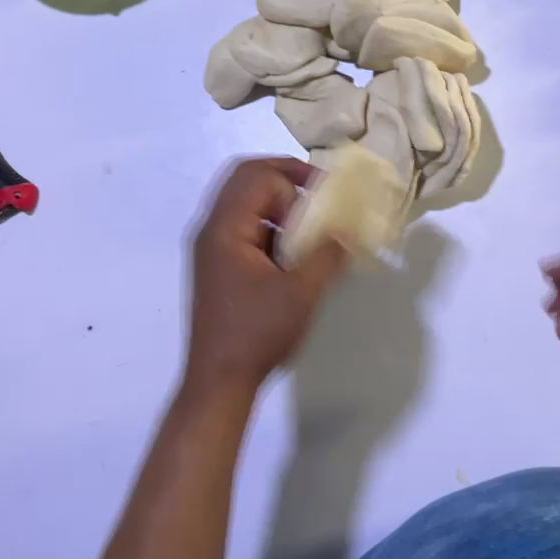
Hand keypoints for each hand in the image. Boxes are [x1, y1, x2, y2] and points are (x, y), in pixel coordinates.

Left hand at [185, 157, 347, 399]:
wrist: (218, 382)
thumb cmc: (257, 334)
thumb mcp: (302, 293)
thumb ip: (327, 254)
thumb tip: (347, 231)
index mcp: (225, 229)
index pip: (258, 175)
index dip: (295, 175)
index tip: (328, 195)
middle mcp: (212, 231)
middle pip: (246, 180)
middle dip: (286, 181)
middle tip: (318, 198)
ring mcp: (212, 250)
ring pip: (244, 204)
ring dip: (279, 206)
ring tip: (309, 230)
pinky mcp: (218, 268)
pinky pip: (245, 228)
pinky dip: (272, 228)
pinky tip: (294, 255)